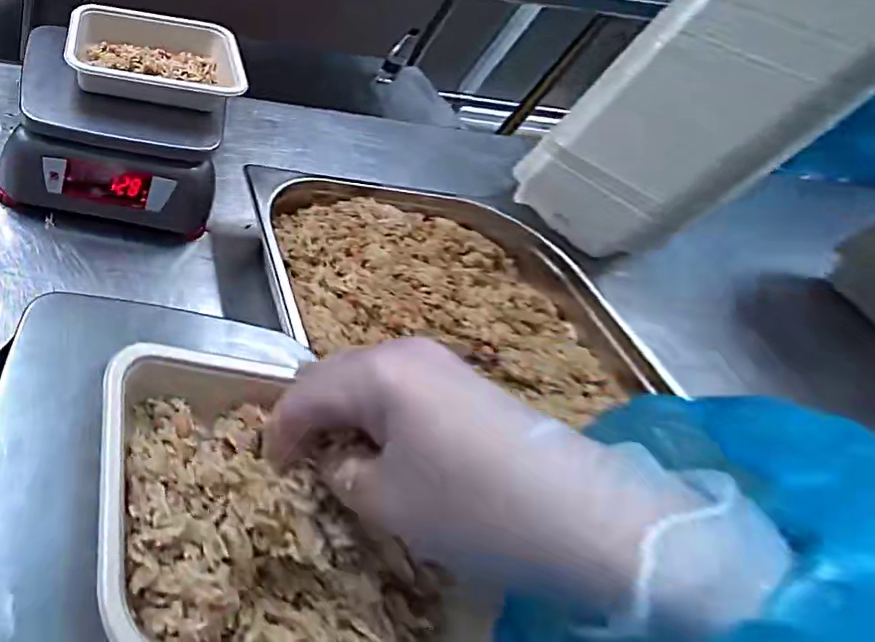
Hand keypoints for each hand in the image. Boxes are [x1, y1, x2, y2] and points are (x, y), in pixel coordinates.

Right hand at [265, 339, 787, 635]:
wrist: (604, 524)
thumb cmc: (480, 510)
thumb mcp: (389, 504)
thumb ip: (340, 473)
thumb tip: (333, 460)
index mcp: (374, 371)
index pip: (302, 393)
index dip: (278, 431)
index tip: (270, 466)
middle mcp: (400, 351)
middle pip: (329, 376)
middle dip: (308, 416)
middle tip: (301, 459)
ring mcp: (435, 360)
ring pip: (362, 380)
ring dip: (344, 414)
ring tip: (343, 457)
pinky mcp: (464, 379)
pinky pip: (397, 387)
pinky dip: (377, 414)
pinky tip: (389, 449)